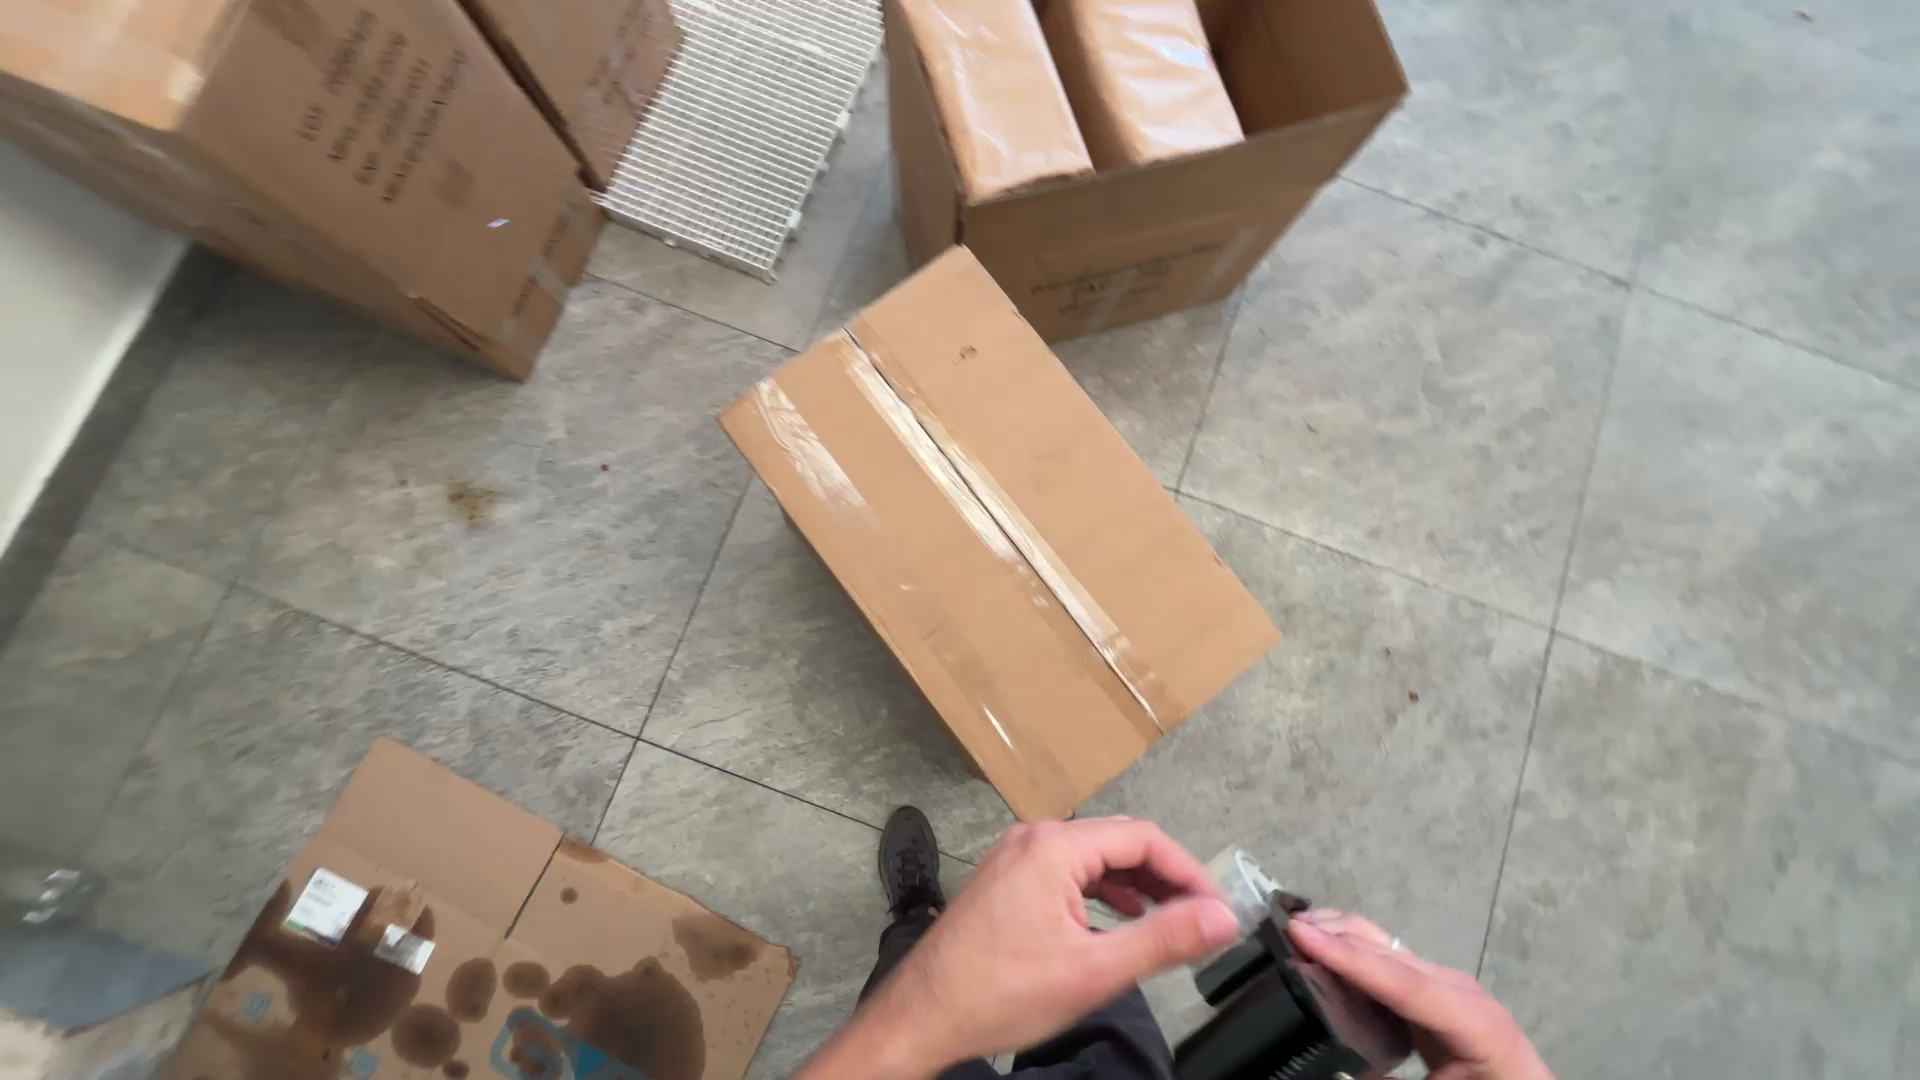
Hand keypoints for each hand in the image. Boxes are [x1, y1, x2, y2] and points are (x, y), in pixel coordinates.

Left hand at [795, 817, 1241, 1079]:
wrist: (925, 1013)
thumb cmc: (1001, 991)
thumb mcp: (1094, 970)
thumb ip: (1163, 939)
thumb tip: (1220, 918)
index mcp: (1055, 846)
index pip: (1141, 838)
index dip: (1187, 871)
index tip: (1217, 909)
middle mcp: (1035, 838)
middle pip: (1116, 841)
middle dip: (1164, 875)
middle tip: (1201, 916)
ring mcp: (1017, 854)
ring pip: (1092, 856)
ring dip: (1134, 883)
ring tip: (1170, 919)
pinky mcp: (1008, 877)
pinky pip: (1067, 870)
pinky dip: (1101, 889)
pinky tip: (1120, 916)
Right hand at [1287, 911, 1553, 1079]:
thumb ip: (1377, 1076)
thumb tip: (1323, 1063)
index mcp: (1479, 1028)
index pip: (1407, 984)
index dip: (1351, 958)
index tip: (1299, 934)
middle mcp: (1464, 995)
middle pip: (1392, 956)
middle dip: (1335, 935)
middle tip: (1280, 927)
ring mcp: (1450, 987)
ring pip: (1386, 946)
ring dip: (1338, 934)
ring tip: (1292, 929)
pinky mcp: (1434, 989)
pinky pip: (1388, 960)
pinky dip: (1350, 948)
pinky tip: (1321, 945)